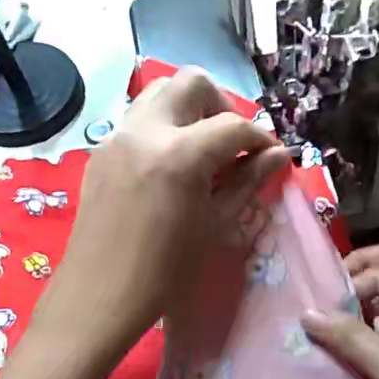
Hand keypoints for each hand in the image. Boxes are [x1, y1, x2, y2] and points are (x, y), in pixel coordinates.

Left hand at [45, 67, 289, 358]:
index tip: (271, 156)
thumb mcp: (214, 225)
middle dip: (221, 106)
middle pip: (192, 83)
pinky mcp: (102, 150)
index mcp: (180, 154)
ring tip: (202, 150)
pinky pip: (139, 119)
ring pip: (160, 92)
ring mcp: (118, 136)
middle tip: (232, 144)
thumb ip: (247, 182)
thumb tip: (279, 155)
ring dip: (189, 109)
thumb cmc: (165, 272)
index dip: (260, 139)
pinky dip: (164, 126)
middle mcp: (146, 130)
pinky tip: (171, 166)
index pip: (233, 126)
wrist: (100, 295)